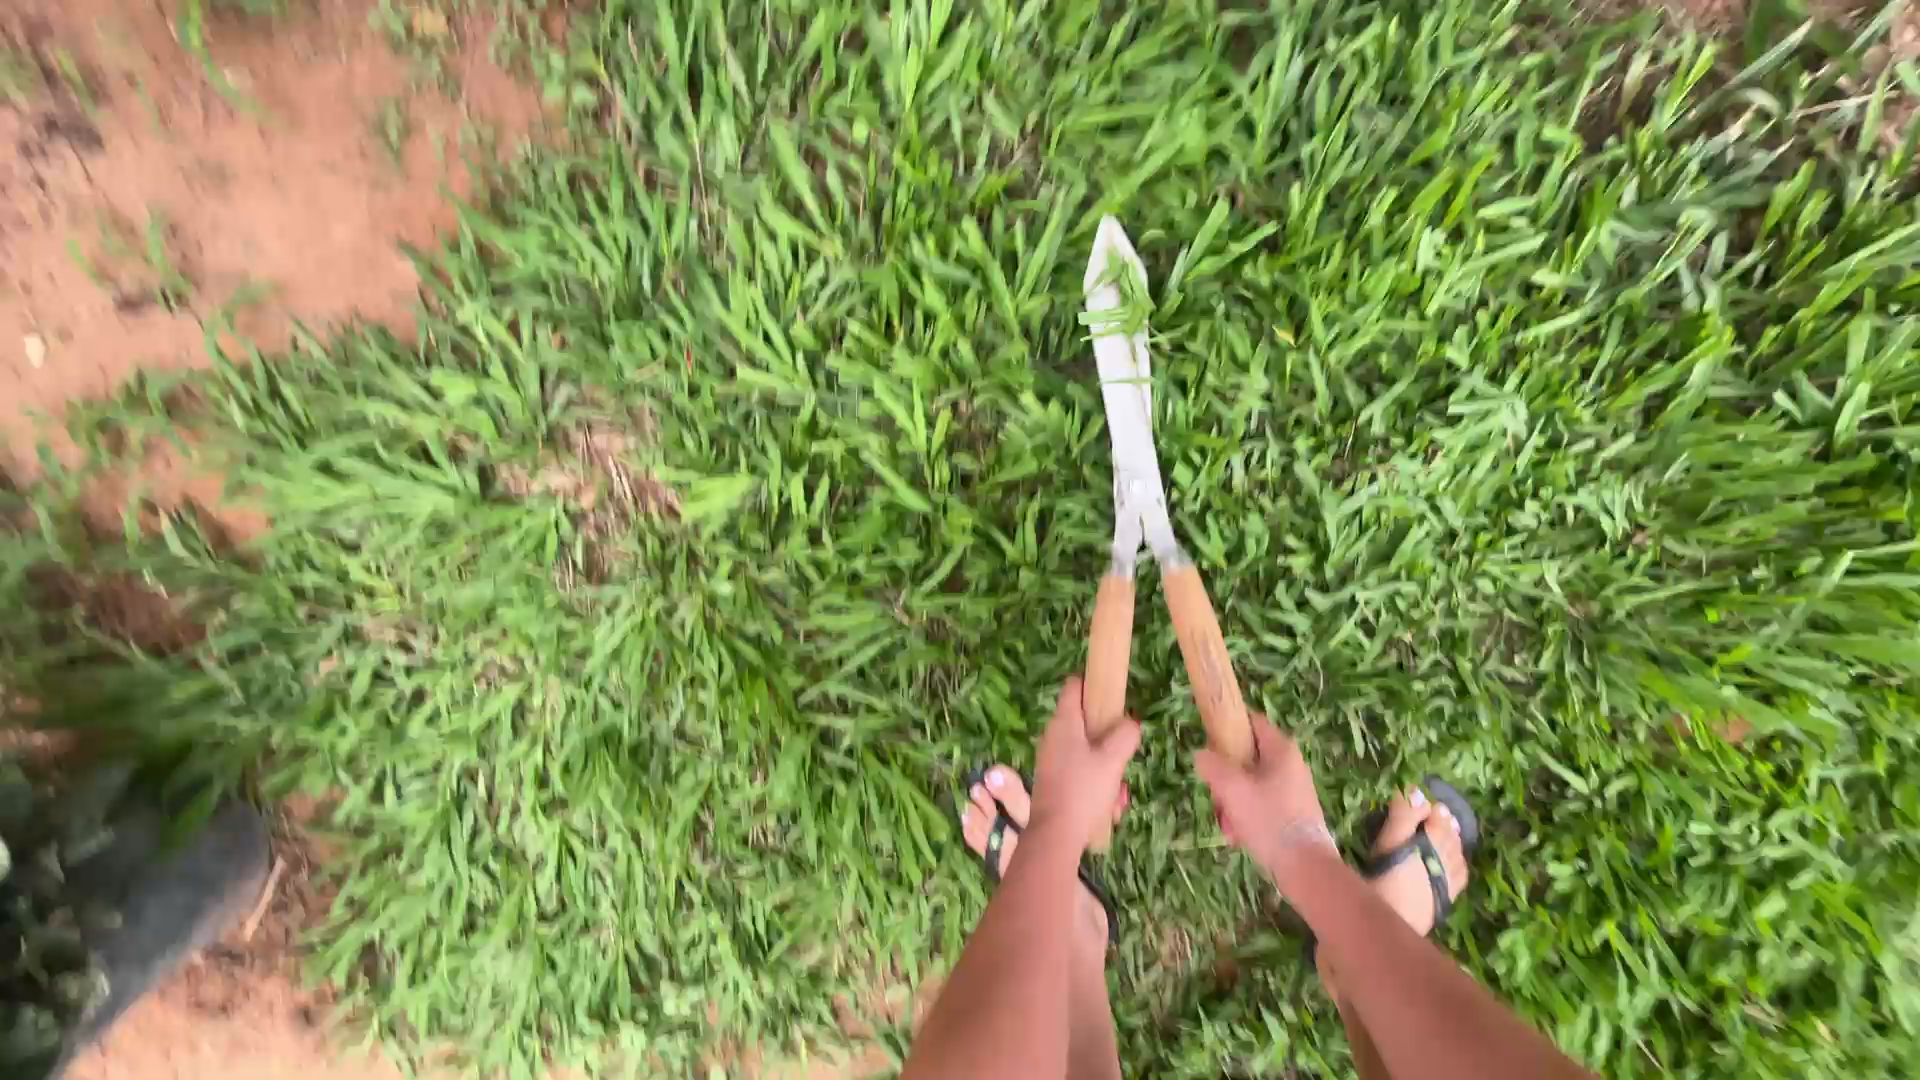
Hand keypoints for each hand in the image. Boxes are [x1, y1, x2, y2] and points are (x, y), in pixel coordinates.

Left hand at [1027, 676, 1140, 851]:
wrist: (1055, 835)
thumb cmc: (1083, 790)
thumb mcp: (1113, 760)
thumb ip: (1125, 735)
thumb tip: (1129, 724)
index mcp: (1064, 721)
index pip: (1074, 686)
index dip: (1093, 684)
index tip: (1114, 695)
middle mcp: (1053, 735)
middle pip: (1087, 724)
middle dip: (1110, 742)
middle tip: (1124, 758)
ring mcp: (1051, 759)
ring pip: (1088, 754)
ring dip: (1108, 771)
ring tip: (1119, 795)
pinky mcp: (1054, 780)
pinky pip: (1081, 774)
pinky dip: (1097, 786)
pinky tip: (1109, 809)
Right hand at [1194, 713, 1332, 882]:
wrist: (1306, 869)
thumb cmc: (1269, 819)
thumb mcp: (1231, 787)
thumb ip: (1211, 764)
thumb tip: (1203, 756)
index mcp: (1281, 750)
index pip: (1250, 720)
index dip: (1226, 726)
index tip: (1208, 744)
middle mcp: (1289, 765)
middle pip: (1244, 757)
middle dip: (1223, 779)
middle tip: (1217, 797)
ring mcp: (1291, 791)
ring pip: (1247, 785)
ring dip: (1231, 803)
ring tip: (1228, 826)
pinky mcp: (1291, 814)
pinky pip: (1258, 806)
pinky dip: (1244, 818)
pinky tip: (1238, 837)